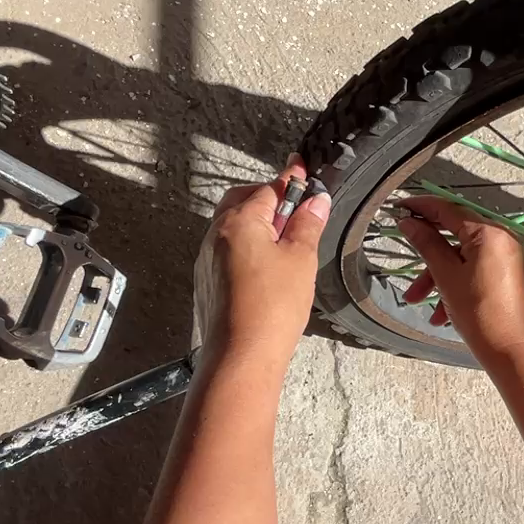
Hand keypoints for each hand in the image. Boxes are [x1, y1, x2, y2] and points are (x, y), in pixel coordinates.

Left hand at [192, 156, 329, 361]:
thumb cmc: (272, 307)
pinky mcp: (207, 281)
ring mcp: (207, 259)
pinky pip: (227, 251)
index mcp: (239, 222)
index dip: (289, 179)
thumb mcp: (301, 259)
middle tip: (295, 209)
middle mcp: (216, 235)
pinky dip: (247, 246)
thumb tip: (316, 200)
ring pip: (232, 227)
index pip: (269, 189)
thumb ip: (307, 225)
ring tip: (283, 239)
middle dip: (267, 199)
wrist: (239, 356)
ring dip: (256, 224)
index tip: (300, 167)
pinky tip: (265, 266)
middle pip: (242, 201)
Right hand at [395, 196, 523, 360]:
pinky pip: (475, 271)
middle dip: (428, 255)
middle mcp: (503, 239)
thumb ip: (427, 244)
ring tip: (417, 301)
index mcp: (489, 233)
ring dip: (438, 277)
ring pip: (462, 258)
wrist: (512, 352)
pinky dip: (455, 286)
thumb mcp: (446, 276)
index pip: (448, 210)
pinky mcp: (508, 275)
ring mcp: (508, 257)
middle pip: (455, 236)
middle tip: (404, 254)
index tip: (399, 208)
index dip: (421, 207)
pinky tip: (442, 314)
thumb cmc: (479, 313)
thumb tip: (409, 222)